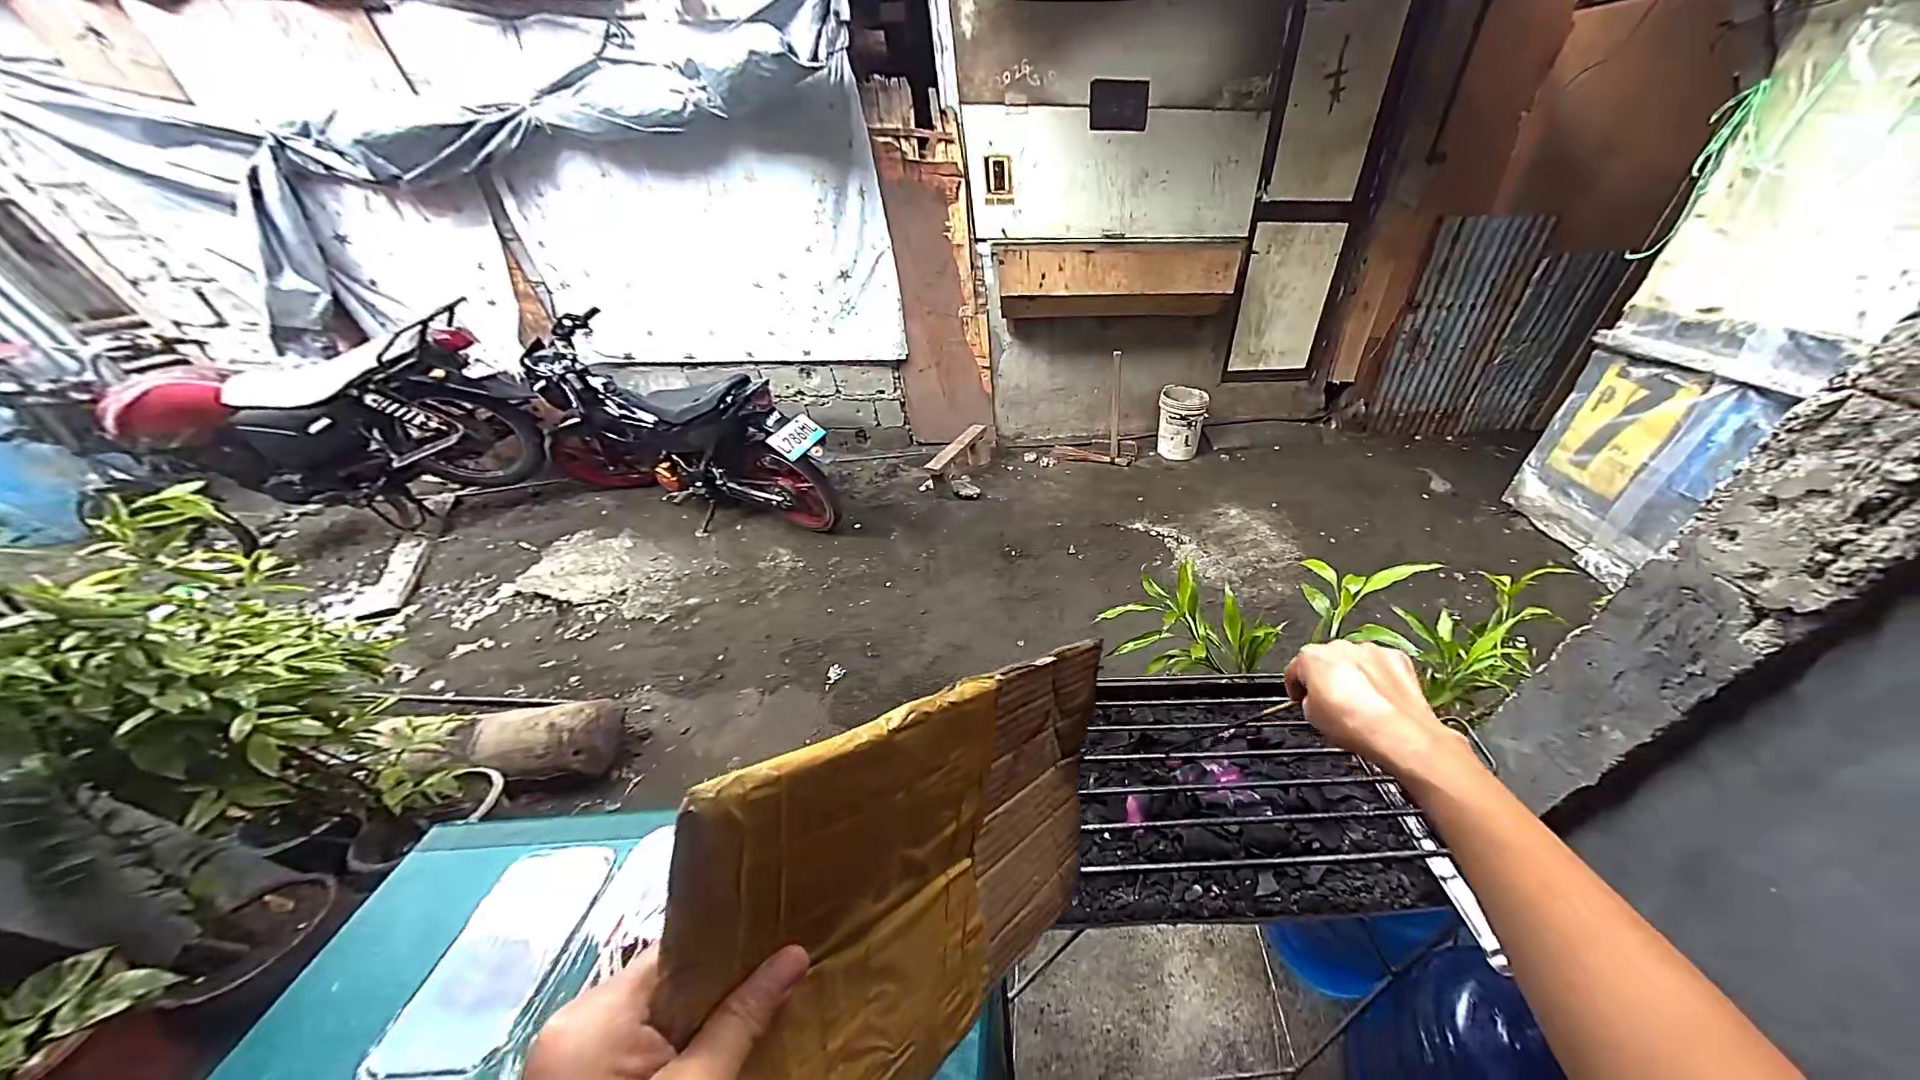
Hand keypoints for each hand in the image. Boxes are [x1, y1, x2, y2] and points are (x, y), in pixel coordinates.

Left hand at [525, 944, 809, 1079]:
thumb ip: (741, 1021)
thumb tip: (795, 955)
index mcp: (592, 1015)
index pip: (675, 954)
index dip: (726, 953)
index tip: (772, 953)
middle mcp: (569, 1024)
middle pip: (661, 984)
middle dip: (712, 993)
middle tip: (765, 992)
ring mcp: (563, 1058)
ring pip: (647, 1016)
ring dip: (691, 1023)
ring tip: (740, 1025)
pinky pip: (626, 1045)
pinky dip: (663, 1050)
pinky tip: (698, 1061)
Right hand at [1283, 642, 1476, 783]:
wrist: (1403, 735)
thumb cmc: (1354, 725)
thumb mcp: (1312, 717)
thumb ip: (1308, 699)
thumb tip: (1316, 699)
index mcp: (1311, 657)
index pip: (1295, 670)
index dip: (1296, 687)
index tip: (1300, 699)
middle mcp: (1339, 647)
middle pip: (1324, 660)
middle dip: (1325, 677)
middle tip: (1330, 703)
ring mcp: (1370, 651)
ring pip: (1353, 660)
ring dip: (1352, 675)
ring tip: (1359, 703)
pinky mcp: (1398, 658)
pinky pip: (1379, 664)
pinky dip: (1377, 676)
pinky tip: (1379, 698)